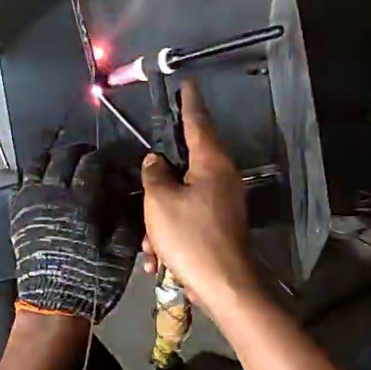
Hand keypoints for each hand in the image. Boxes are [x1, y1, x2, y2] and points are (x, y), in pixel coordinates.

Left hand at [10, 139, 140, 321]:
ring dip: (54, 156)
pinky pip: (24, 182)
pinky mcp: (19, 215)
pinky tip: (45, 177)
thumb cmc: (92, 279)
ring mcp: (31, 204)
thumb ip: (129, 219)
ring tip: (66, 159)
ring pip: (38, 164)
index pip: (92, 164)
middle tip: (92, 155)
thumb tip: (134, 195)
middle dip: (80, 151)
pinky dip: (36, 173)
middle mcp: (53, 196)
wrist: (53, 304)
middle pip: (64, 157)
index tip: (115, 159)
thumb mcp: (122, 251)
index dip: (105, 157)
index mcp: (81, 202)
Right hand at [139, 81, 256, 302]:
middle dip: (159, 185)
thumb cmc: (191, 237)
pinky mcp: (220, 225)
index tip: (187, 84)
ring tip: (150, 246)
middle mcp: (222, 177)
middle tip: (146, 195)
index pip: (198, 122)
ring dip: (160, 220)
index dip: (188, 103)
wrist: (224, 285)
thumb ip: (154, 175)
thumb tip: (156, 161)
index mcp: (212, 163)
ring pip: (182, 198)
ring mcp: (223, 202)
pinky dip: (171, 235)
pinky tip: (159, 260)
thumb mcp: (160, 202)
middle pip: (185, 164)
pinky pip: (188, 219)